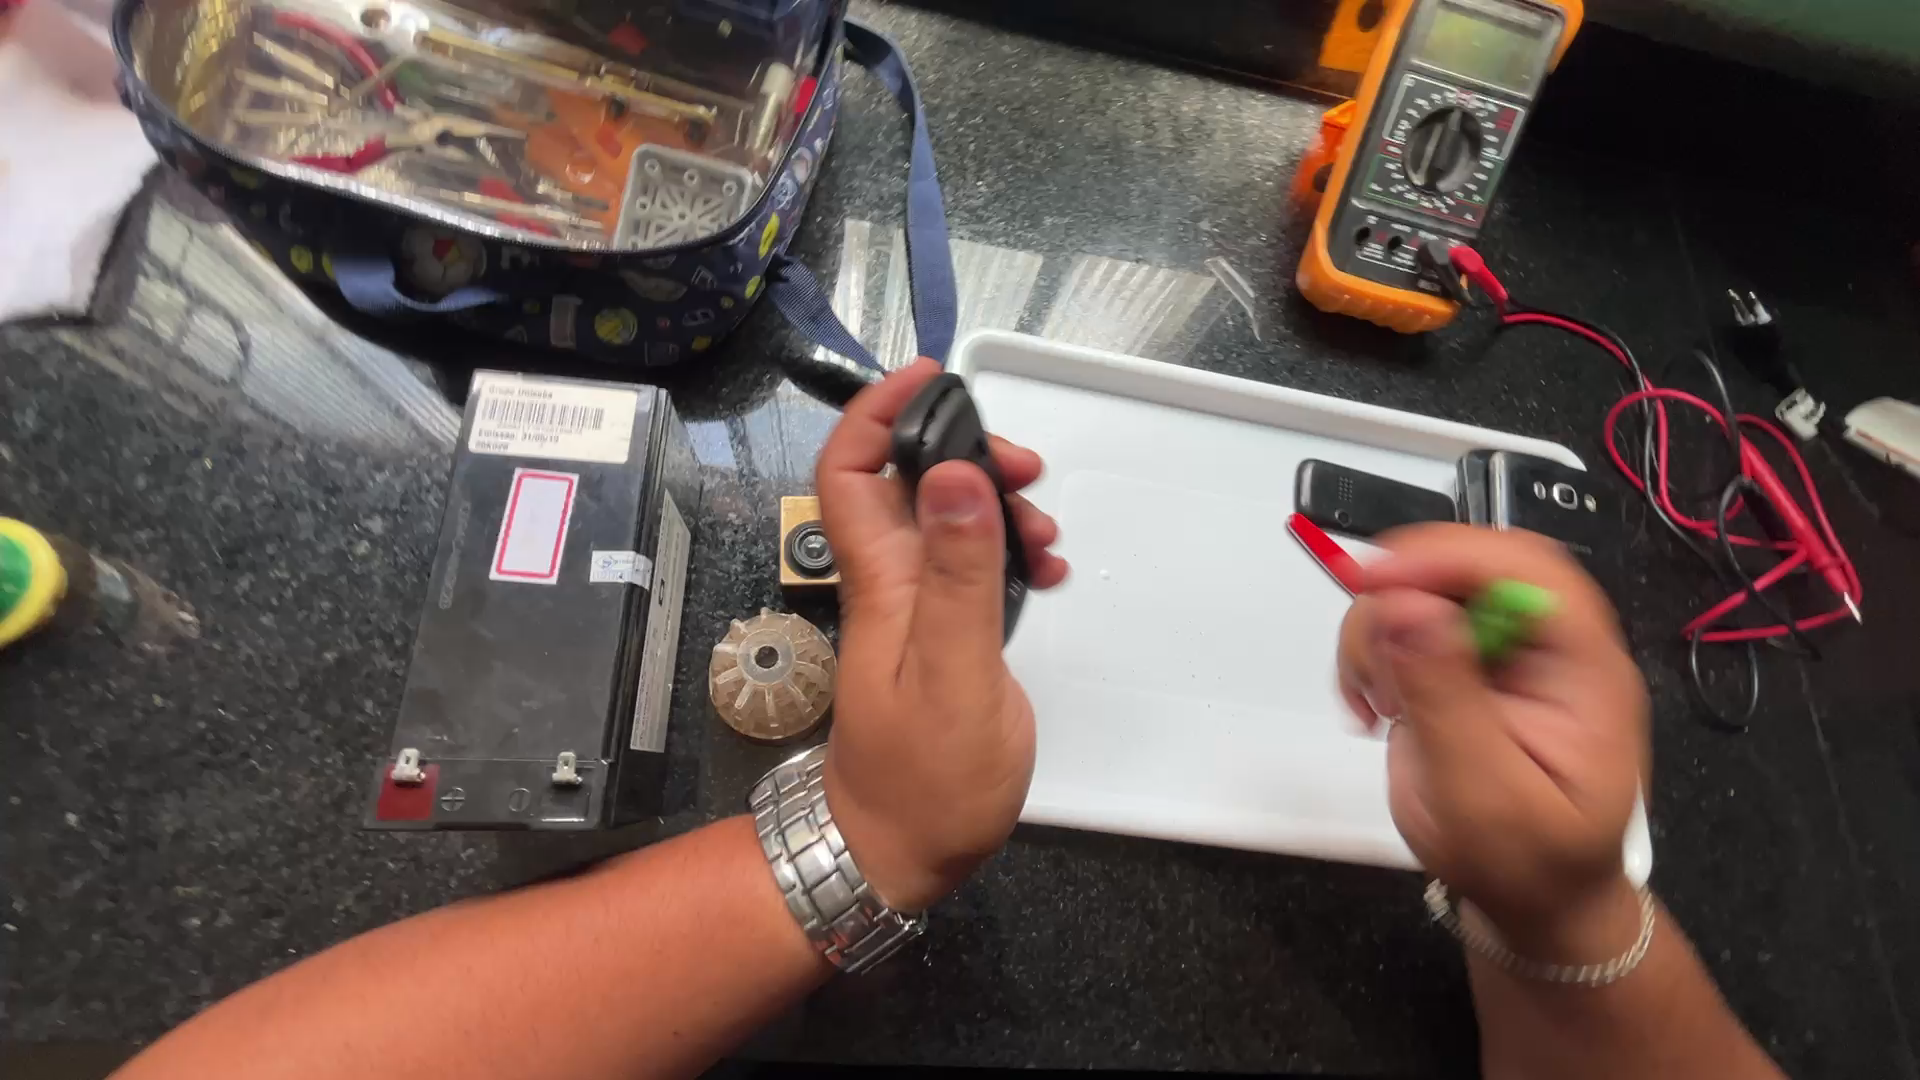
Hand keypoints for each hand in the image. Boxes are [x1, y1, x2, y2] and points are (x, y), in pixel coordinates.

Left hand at [812, 359, 1069, 911]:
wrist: (903, 846)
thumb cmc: (926, 773)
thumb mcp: (952, 670)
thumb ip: (959, 574)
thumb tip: (956, 476)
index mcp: (881, 578)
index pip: (851, 470)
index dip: (879, 414)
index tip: (930, 380)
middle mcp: (893, 580)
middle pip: (910, 483)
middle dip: (965, 456)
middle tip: (1025, 471)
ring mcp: (920, 606)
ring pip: (949, 520)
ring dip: (996, 506)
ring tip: (1047, 530)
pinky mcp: (947, 631)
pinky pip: (974, 565)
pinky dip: (1010, 552)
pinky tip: (1046, 569)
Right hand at [1337, 525, 1648, 960]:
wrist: (1526, 892)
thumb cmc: (1523, 858)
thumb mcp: (1483, 792)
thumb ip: (1446, 698)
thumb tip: (1406, 608)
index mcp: (1580, 670)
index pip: (1527, 571)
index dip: (1451, 558)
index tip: (1377, 583)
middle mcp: (1535, 647)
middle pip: (1462, 567)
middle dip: (1398, 592)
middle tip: (1365, 645)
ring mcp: (1487, 653)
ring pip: (1414, 591)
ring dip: (1372, 633)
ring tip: (1374, 701)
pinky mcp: (1444, 664)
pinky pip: (1390, 624)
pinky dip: (1362, 652)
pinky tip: (1370, 704)